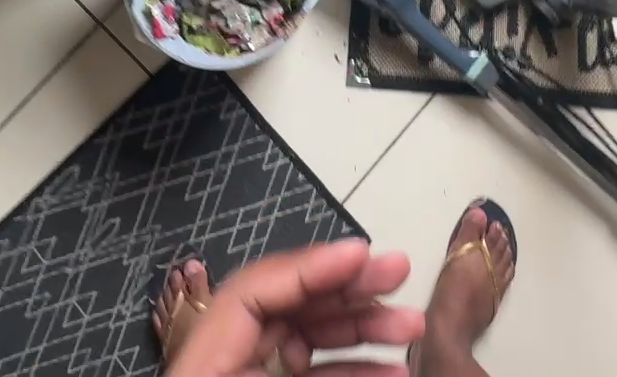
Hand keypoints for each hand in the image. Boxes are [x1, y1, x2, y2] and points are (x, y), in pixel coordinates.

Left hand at [167, 240, 424, 376]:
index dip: (313, 265)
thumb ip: (309, 366)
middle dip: (351, 289)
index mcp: (205, 354)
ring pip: (312, 339)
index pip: (257, 286)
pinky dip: (354, 371)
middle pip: (293, 304)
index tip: (362, 253)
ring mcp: (252, 374)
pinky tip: (393, 372)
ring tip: (411, 326)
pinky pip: (315, 375)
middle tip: (400, 270)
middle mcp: (228, 355)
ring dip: (365, 331)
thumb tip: (352, 278)